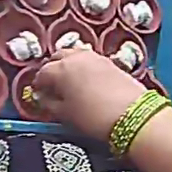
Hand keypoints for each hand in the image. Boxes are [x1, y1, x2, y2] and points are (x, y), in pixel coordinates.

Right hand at [31, 48, 151, 140]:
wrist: (133, 115)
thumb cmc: (92, 117)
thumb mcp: (65, 115)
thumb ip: (49, 103)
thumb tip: (41, 97)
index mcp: (59, 69)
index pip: (41, 73)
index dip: (38, 85)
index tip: (39, 95)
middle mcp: (75, 57)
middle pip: (57, 57)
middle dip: (51, 69)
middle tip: (52, 86)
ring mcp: (94, 57)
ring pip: (74, 54)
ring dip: (67, 64)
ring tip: (69, 81)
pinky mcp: (110, 61)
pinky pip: (89, 59)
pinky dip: (82, 66)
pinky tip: (85, 80)